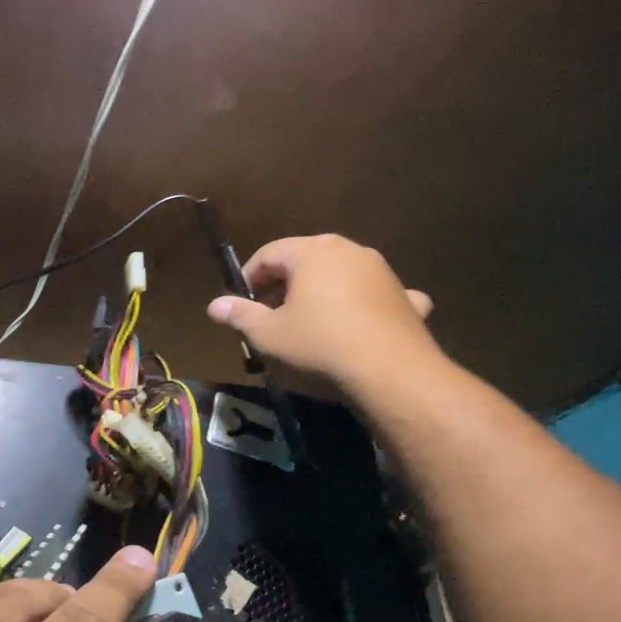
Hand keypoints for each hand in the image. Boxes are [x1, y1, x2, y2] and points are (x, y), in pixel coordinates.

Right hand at [206, 234, 441, 397]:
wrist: (390, 371)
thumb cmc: (319, 344)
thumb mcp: (269, 334)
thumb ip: (240, 315)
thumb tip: (215, 305)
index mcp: (313, 251)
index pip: (269, 254)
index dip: (248, 278)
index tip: (240, 305)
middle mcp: (350, 250)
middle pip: (305, 262)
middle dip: (283, 287)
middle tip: (268, 318)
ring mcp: (382, 271)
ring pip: (340, 276)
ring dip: (320, 295)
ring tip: (307, 326)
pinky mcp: (405, 296)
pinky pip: (376, 295)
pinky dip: (364, 306)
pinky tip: (362, 324)